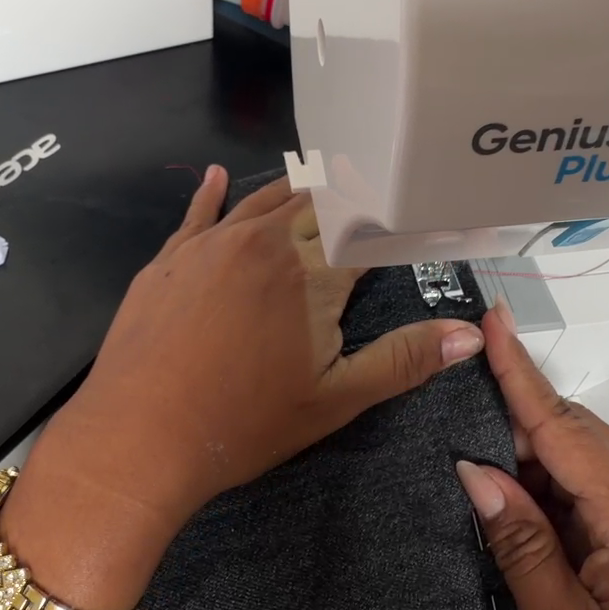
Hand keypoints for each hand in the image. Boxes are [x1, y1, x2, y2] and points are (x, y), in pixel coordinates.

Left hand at [0, 168, 485, 609]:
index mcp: (314, 274)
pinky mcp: (170, 259)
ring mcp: (211, 245)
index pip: (368, 233)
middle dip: (350, 197)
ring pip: (262, 201)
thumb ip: (403, 360)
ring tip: (318, 173)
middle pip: (317, 205)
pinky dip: (212, 193)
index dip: (397, 225)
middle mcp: (266, 243)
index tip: (420, 218)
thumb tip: (470, 333)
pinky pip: (197, 214)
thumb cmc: (243, 423)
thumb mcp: (335, 400)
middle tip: (370, 187)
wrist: (139, 436)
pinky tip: (216, 175)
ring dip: (294, 189)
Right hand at [454, 306, 608, 609]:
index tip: (494, 322)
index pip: (564, 428)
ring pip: (583, 468)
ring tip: (482, 476)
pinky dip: (553, 497)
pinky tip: (520, 513)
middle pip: (575, 438)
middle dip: (516, 422)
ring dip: (531, 465)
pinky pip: (595, 501)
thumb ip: (520, 543)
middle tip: (459, 418)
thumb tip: (478, 474)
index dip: (519, 373)